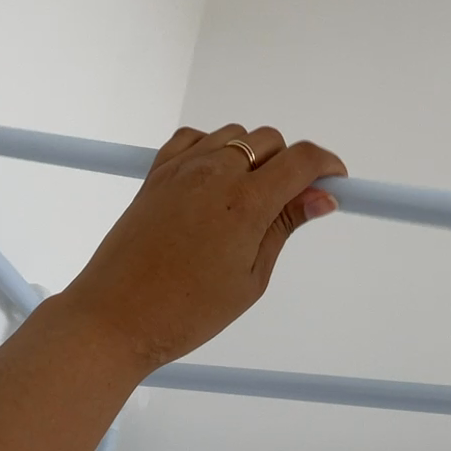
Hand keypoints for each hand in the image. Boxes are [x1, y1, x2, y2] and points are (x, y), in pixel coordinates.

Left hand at [51, 124, 343, 371]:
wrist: (115, 315)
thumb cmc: (186, 311)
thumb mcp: (251, 277)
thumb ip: (285, 226)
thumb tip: (322, 198)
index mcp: (245, 203)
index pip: (302, 159)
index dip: (327, 165)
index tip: (335, 180)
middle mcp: (215, 173)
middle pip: (270, 141)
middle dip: (289, 164)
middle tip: (288, 202)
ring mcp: (182, 167)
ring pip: (234, 135)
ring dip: (251, 155)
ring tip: (247, 197)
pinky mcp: (157, 170)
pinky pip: (194, 138)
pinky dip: (212, 148)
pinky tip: (214, 180)